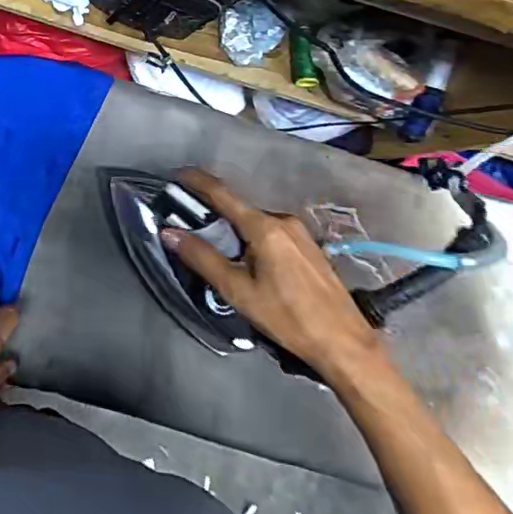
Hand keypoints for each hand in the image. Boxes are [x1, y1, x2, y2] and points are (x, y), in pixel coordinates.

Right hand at [161, 168, 384, 378]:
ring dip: (237, 233)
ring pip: (257, 224)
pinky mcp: (308, 245)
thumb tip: (171, 233)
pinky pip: (273, 233)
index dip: (199, 182)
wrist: (342, 339)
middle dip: (216, 216)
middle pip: (241, 211)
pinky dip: (255, 240)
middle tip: (193, 229)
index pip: (224, 195)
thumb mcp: (239, 292)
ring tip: (221, 255)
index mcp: (265, 226)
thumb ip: (203, 259)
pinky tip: (252, 265)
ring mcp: (299, 231)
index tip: (179, 174)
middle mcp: (283, 220)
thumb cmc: (287, 317)